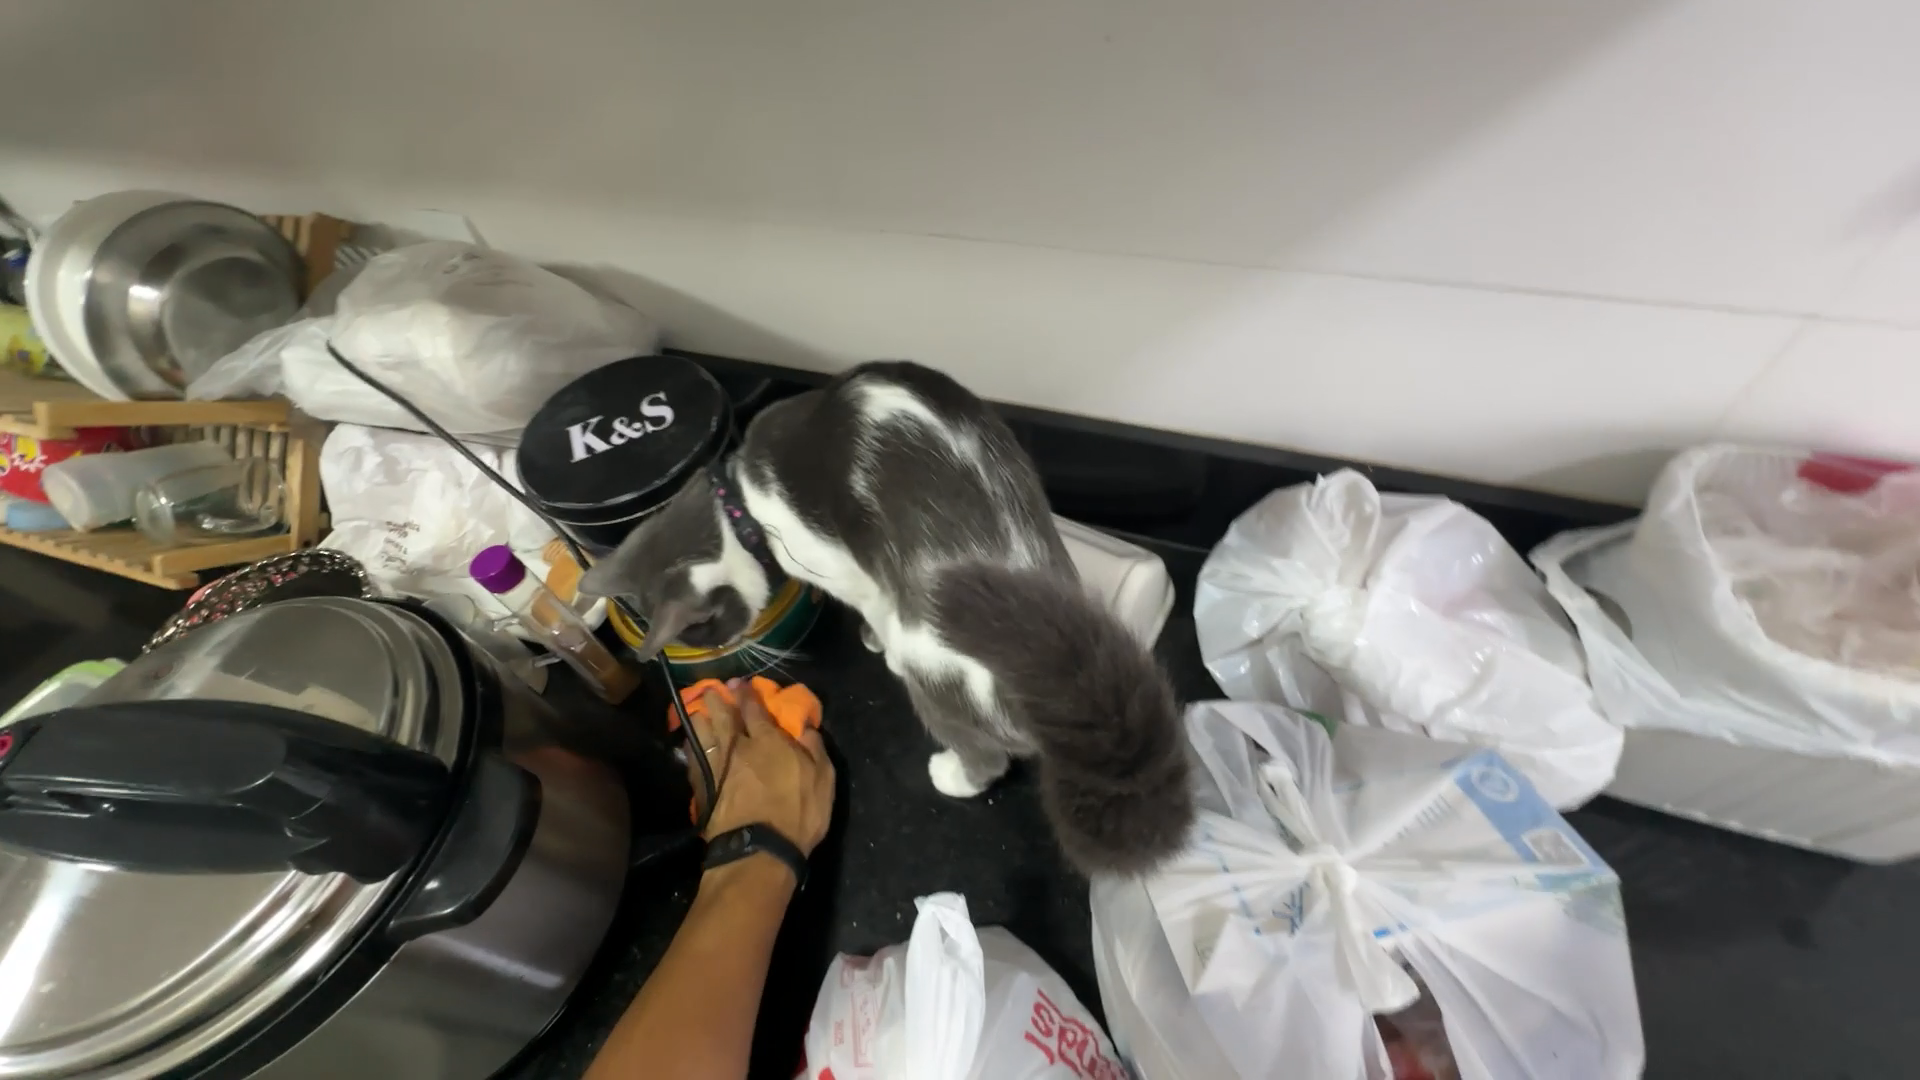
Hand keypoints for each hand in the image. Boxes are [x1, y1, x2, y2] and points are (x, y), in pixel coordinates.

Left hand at [687, 681, 835, 855]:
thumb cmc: (798, 812)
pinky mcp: (703, 791)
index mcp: (768, 741)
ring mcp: (717, 769)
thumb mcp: (822, 778)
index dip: (747, 695)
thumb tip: (806, 727)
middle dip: (718, 701)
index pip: (755, 710)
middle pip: (724, 718)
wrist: (758, 850)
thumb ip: (814, 748)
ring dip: (700, 721)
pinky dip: (690, 750)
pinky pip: (693, 762)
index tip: (740, 683)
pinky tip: (687, 746)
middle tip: (712, 689)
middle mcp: (739, 748)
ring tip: (696, 712)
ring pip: (704, 737)